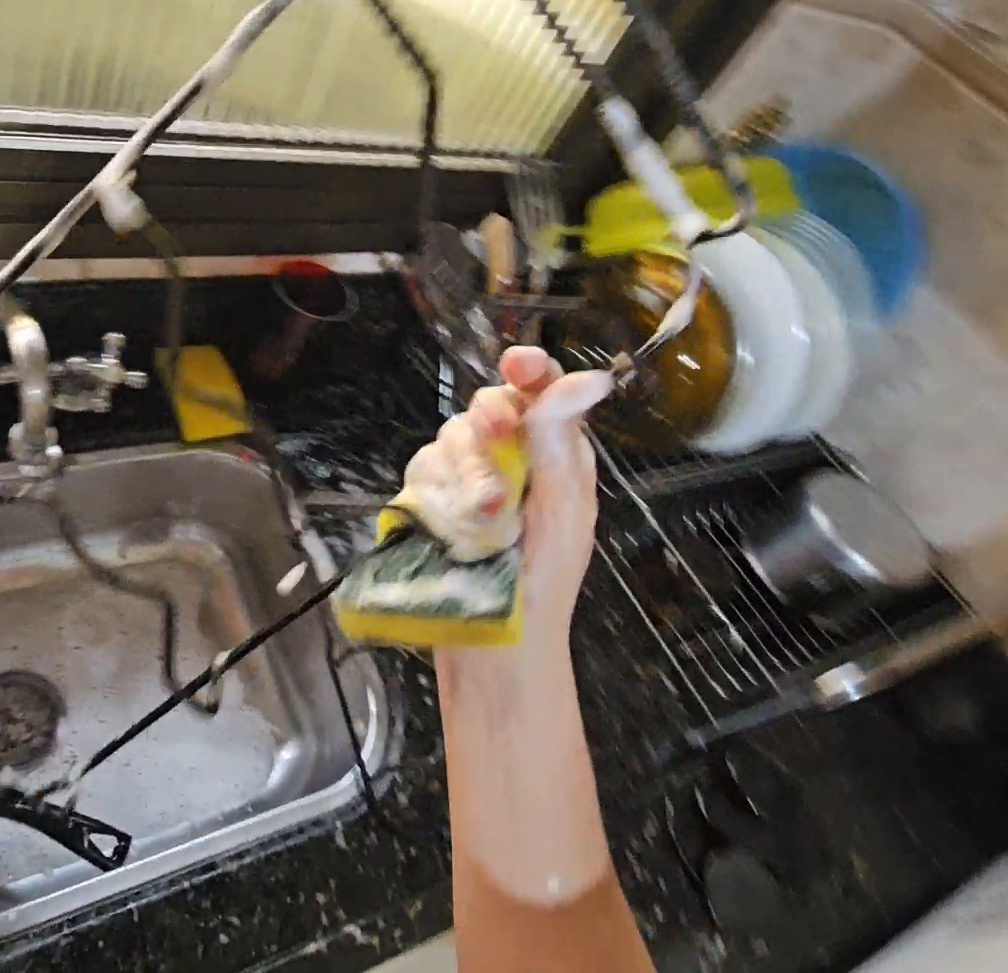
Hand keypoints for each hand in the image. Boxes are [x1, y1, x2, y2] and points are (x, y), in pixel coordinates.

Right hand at [408, 345, 611, 626]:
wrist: (494, 644)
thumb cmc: (544, 580)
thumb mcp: (564, 509)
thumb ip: (561, 441)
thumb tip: (585, 378)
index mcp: (554, 452)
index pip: (539, 391)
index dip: (529, 368)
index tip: (518, 362)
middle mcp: (509, 455)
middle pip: (486, 408)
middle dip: (488, 435)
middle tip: (499, 464)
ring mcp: (465, 476)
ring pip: (448, 439)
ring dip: (465, 479)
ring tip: (484, 524)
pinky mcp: (430, 497)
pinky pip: (422, 472)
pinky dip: (438, 500)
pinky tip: (452, 529)